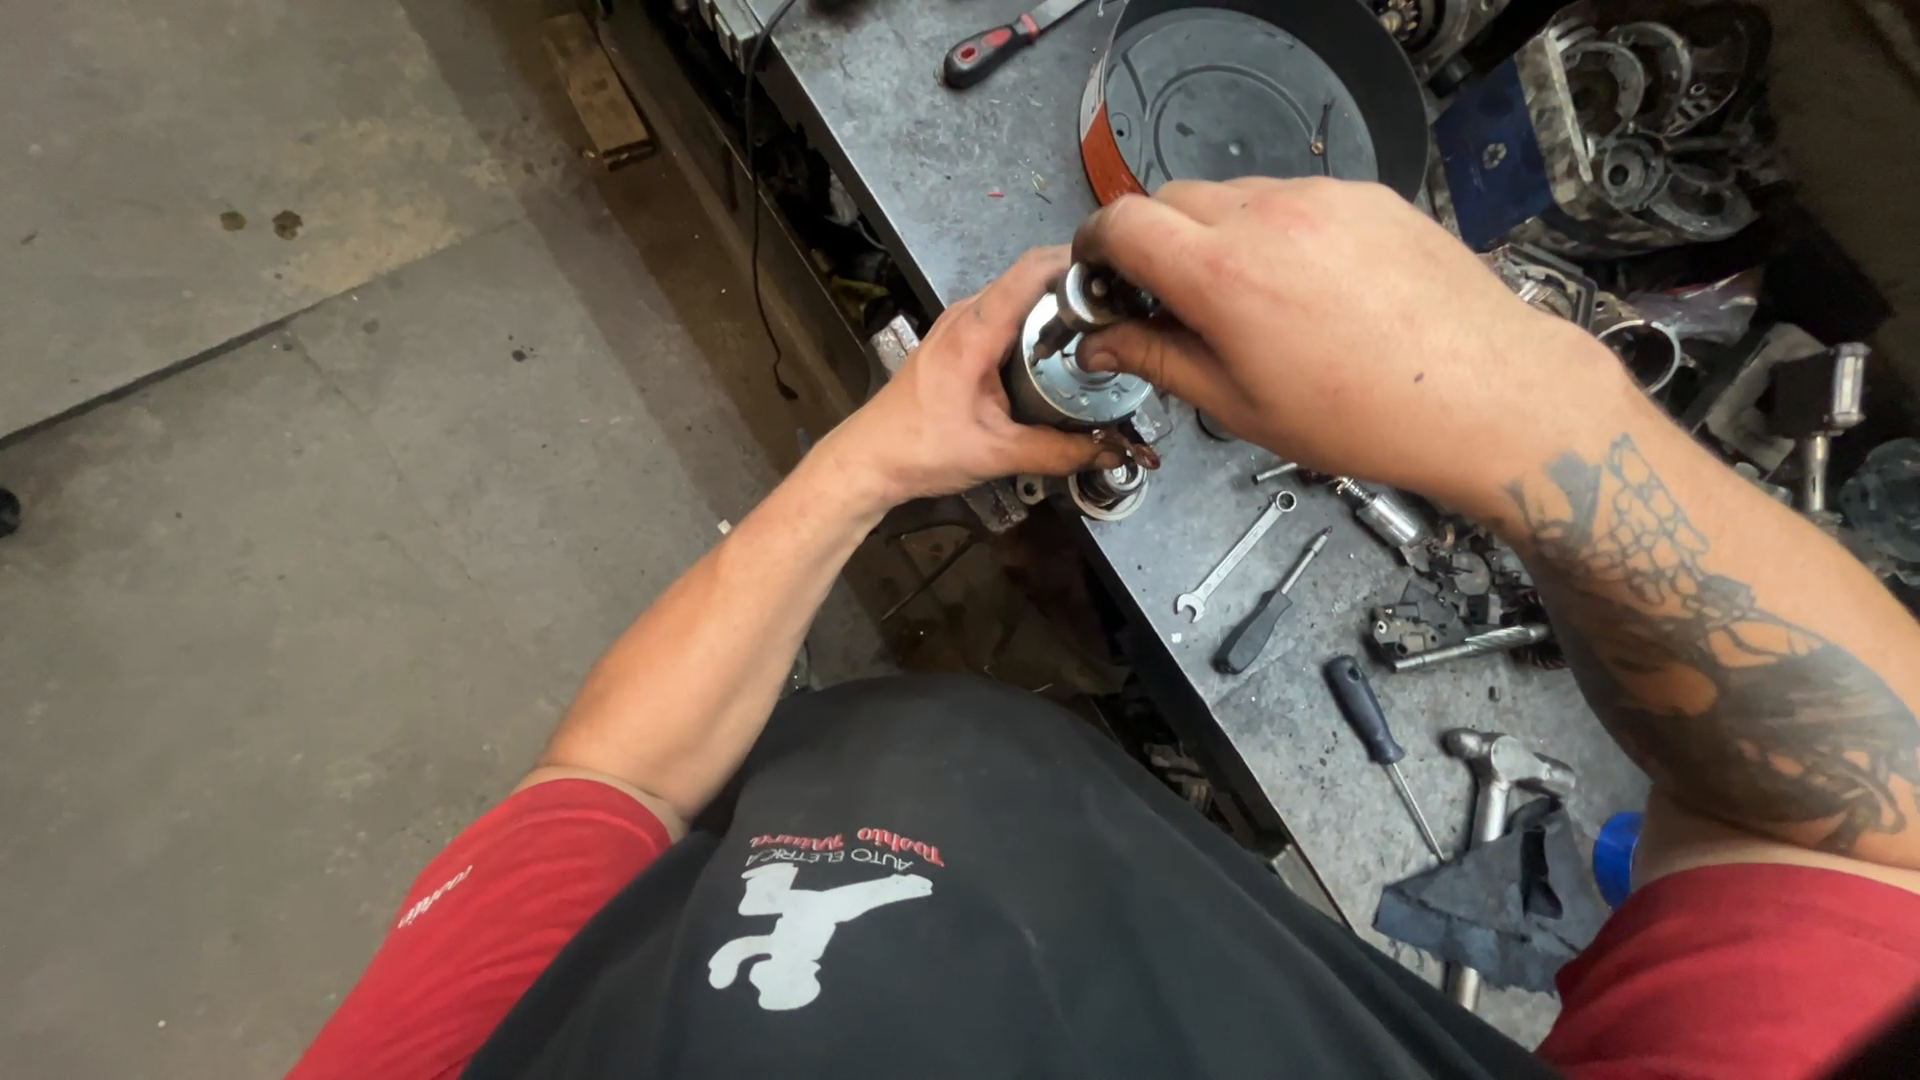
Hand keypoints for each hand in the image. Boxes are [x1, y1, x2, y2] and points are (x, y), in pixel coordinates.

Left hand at [813, 247, 1114, 512]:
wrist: (869, 460)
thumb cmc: (920, 449)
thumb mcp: (997, 453)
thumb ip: (1058, 452)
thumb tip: (1109, 453)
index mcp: (974, 331)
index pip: (1032, 269)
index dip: (1077, 264)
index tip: (1116, 281)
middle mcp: (964, 316)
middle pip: (1029, 280)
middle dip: (1074, 291)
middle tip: (1115, 318)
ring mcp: (956, 326)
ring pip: (1015, 300)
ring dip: (1052, 311)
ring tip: (1093, 335)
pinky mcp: (954, 342)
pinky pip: (1000, 319)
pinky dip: (1030, 328)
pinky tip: (1051, 358)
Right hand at [1072, 178, 1636, 510]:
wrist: (1484, 393)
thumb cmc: (1352, 416)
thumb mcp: (1233, 402)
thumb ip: (1154, 358)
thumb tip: (1098, 343)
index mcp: (1223, 272)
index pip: (1122, 223)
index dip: (1092, 245)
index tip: (1093, 274)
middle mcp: (1268, 214)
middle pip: (1168, 199)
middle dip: (1145, 242)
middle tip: (1157, 298)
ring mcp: (1321, 195)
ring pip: (1227, 195)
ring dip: (1205, 235)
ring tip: (1232, 298)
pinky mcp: (1363, 194)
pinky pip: (1286, 196)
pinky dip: (1261, 229)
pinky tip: (1290, 284)